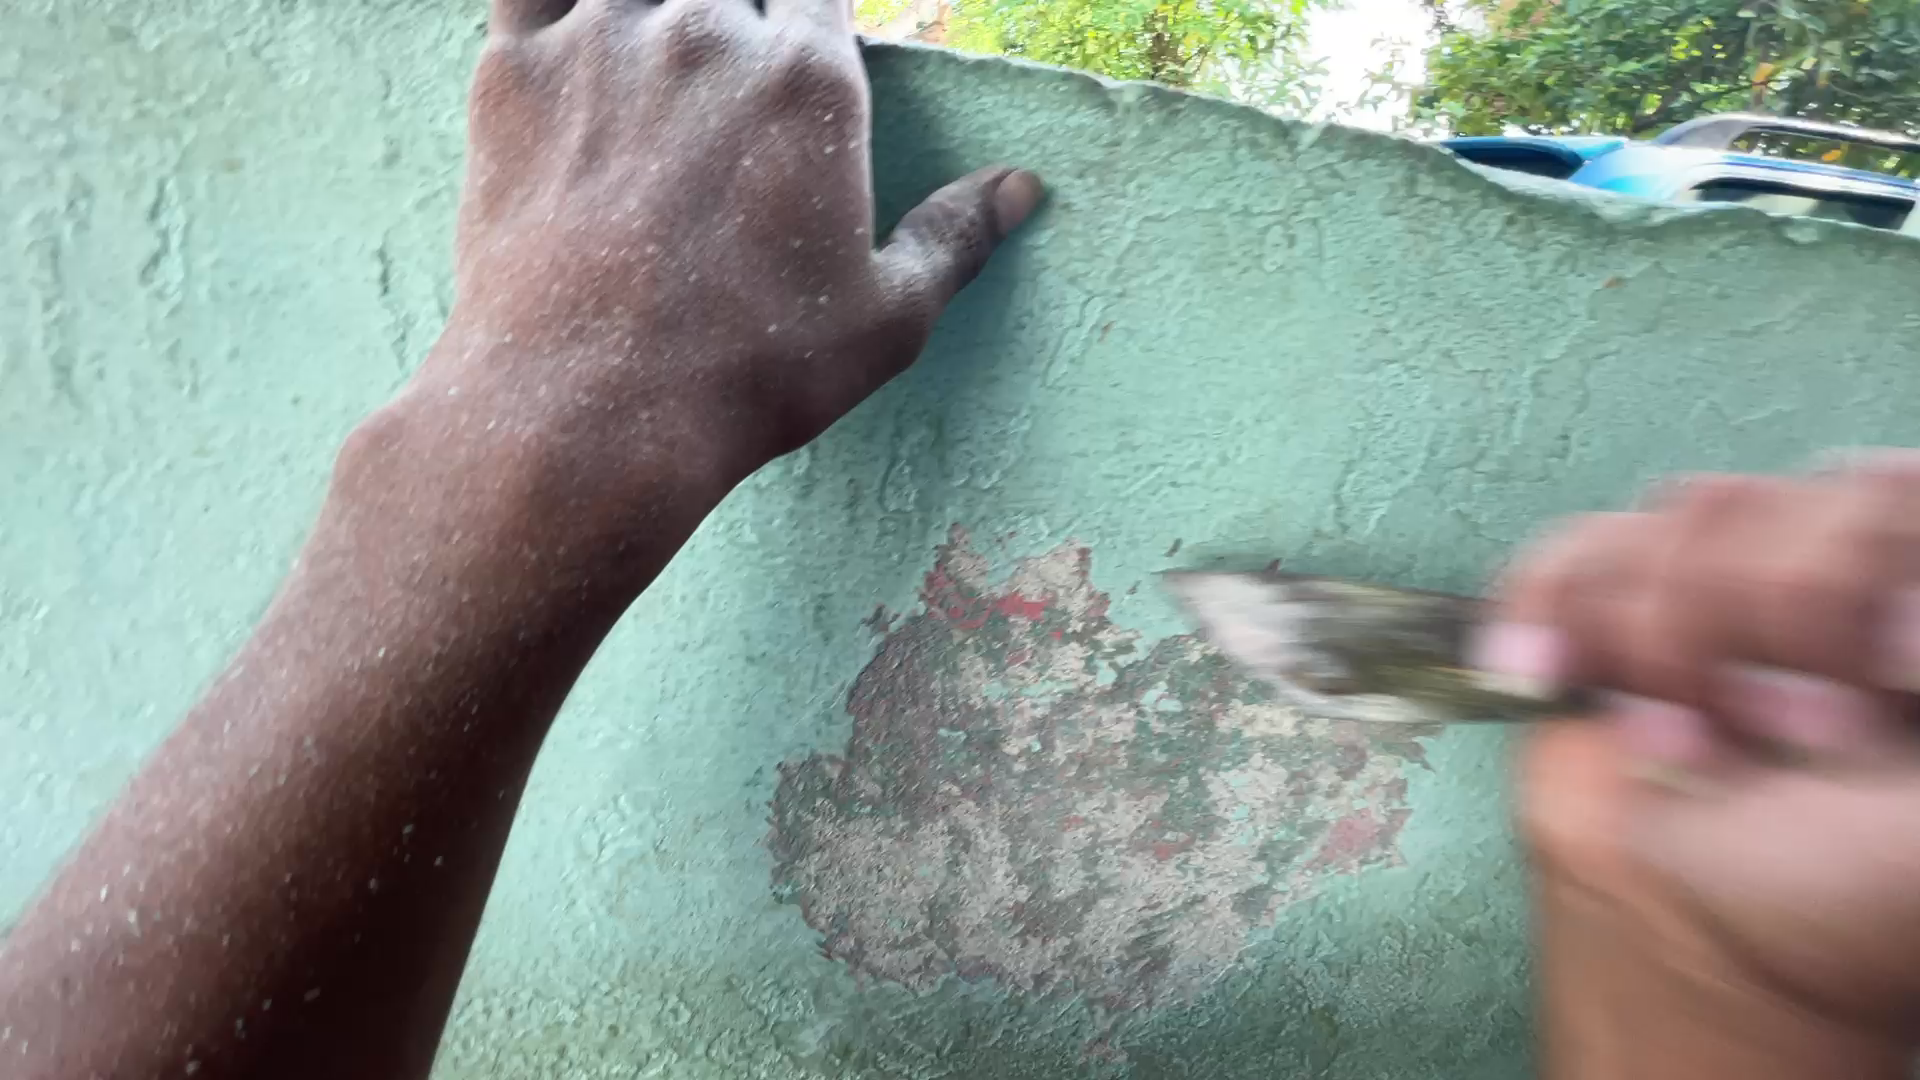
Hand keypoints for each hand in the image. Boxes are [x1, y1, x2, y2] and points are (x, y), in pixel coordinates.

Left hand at [351, 0, 1040, 601]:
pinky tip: (575, 51)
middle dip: (747, 32)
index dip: (822, 34)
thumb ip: (955, 238)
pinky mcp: (512, 75)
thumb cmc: (760, 369)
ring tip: (673, 100)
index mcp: (811, 84)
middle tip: (738, 123)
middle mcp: (709, 29)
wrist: (599, 407)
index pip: (827, 5)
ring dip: (664, 24)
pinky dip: (556, 10)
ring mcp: (600, 41)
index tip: (812, 76)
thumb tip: (1022, 187)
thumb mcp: (890, 321)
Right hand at [1475, 454, 1919, 1072]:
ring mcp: (1679, 582)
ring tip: (1673, 739)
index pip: (1886, 489)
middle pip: (1750, 502)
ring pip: (1641, 532)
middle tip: (1768, 735)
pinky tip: (1546, 678)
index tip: (1877, 674)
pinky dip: (1538, 616)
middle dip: (1740, 632)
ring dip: (1645, 652)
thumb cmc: (1841, 881)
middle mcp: (1802, 570)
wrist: (1675, 908)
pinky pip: (1549, 556)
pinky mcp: (1578, 604)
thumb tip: (1884, 608)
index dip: (1849, 571)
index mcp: (1900, 599)